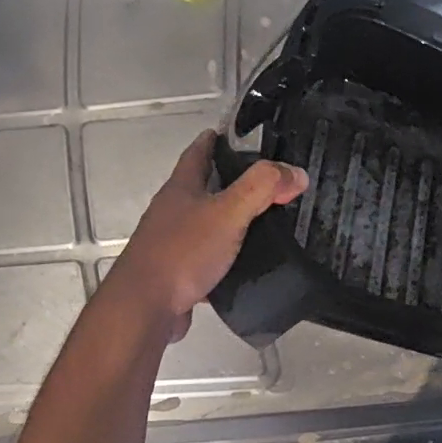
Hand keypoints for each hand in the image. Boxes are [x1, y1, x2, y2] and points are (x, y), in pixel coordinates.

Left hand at [114, 130, 307, 331]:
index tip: (240, 135)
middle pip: (204, 187)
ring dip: (232, 220)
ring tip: (266, 222)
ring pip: (207, 223)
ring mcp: (173, 243)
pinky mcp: (178, 273)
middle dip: (231, 181)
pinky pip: (208, 257)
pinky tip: (249, 264)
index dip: (218, 139)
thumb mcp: (228, 212)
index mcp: (181, 188)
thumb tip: (296, 173)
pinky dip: (228, 256)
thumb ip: (262, 188)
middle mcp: (173, 211)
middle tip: (267, 182)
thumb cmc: (183, 252)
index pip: (199, 152)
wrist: (145, 307)